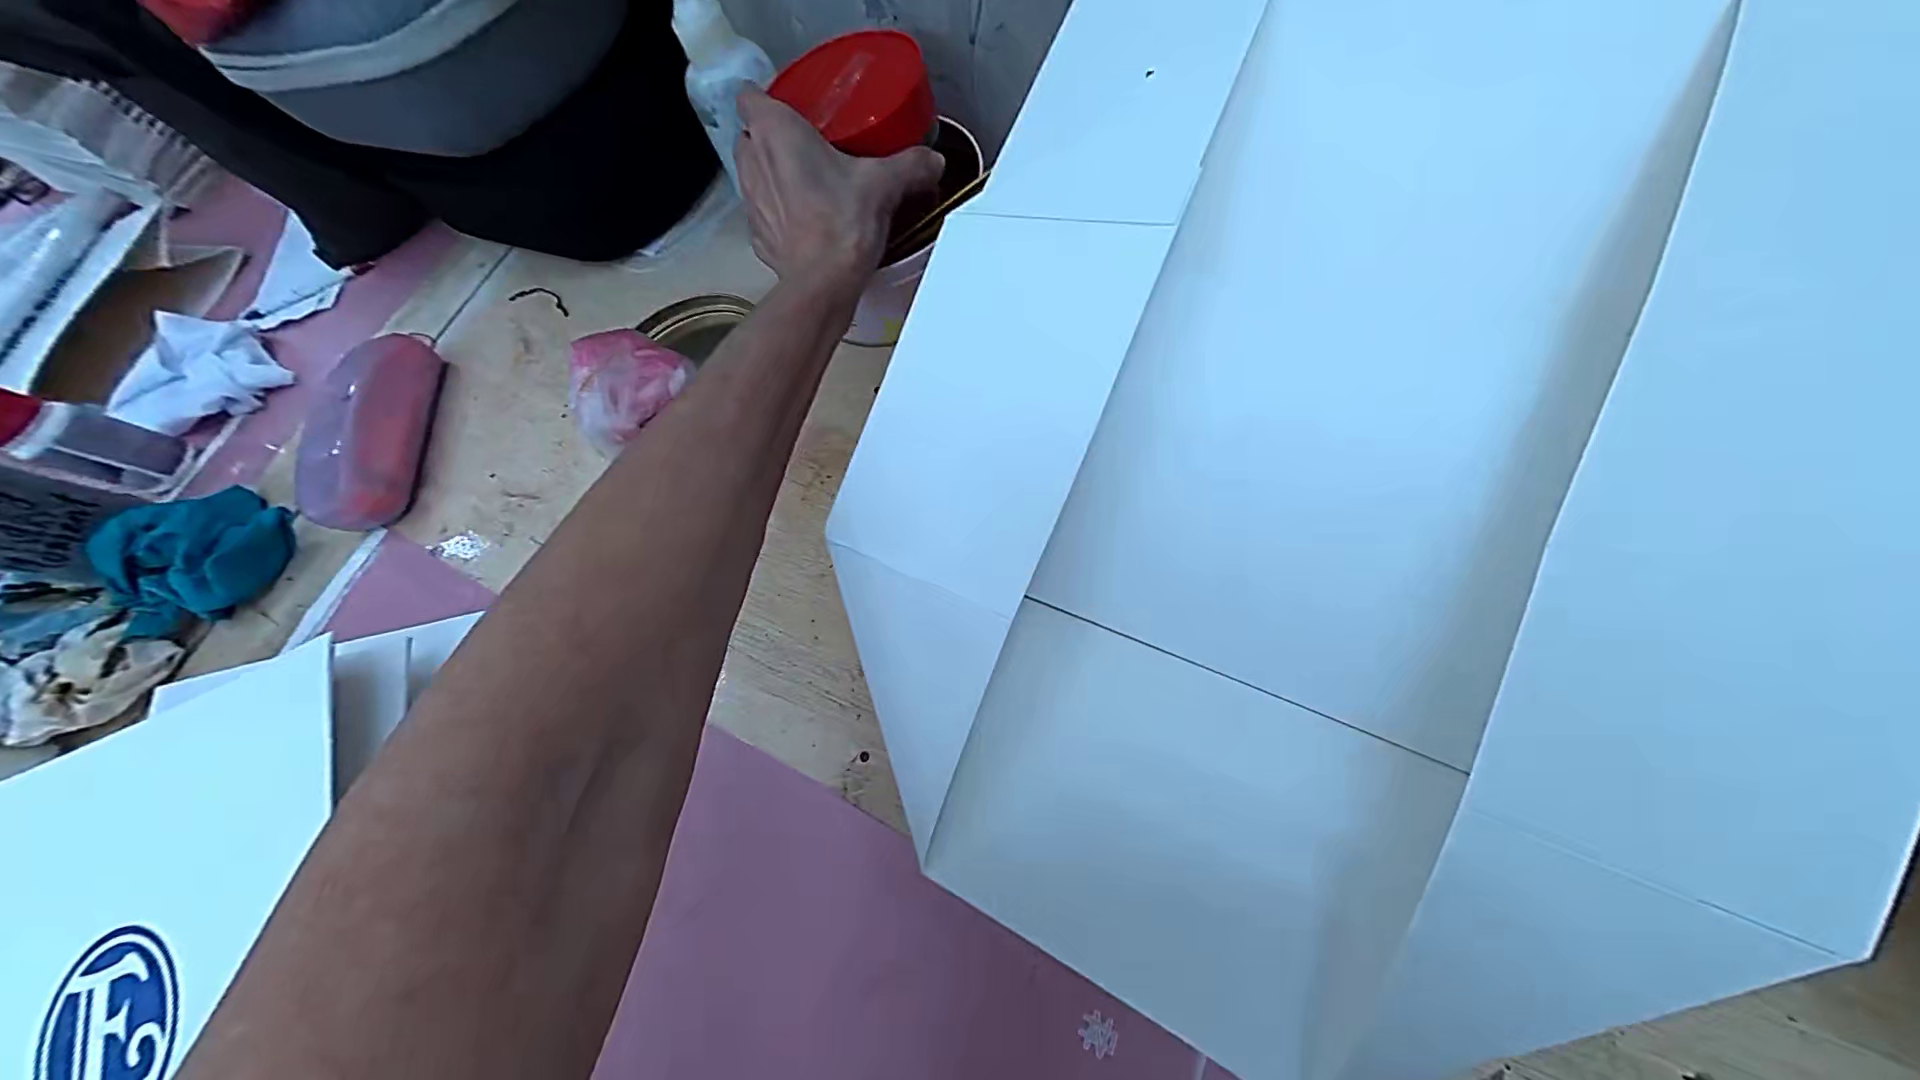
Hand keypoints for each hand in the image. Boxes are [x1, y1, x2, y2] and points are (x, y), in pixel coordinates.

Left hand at [734, 88, 943, 291]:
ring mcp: (752, 203)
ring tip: (808, 188)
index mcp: (775, 132)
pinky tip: (805, 224)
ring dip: (773, 178)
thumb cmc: (840, 226)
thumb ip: (910, 165)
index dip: (768, 99)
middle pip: (751, 137)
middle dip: (772, 140)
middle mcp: (753, 163)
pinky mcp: (759, 238)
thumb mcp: (883, 184)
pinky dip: (779, 217)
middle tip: (807, 149)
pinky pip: (765, 216)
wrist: (823, 284)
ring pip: (754, 176)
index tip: (793, 110)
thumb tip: (932, 161)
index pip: (751, 96)